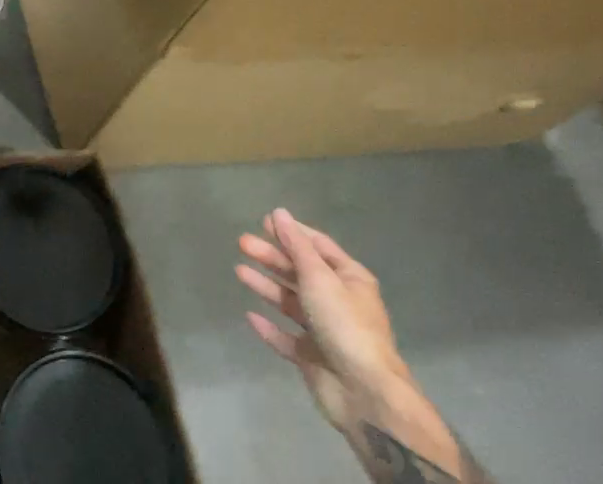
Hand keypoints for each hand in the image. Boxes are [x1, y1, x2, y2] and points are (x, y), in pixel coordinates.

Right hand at [236, 208, 408, 430]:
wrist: (363, 390)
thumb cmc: (344, 324)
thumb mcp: (319, 277)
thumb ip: (296, 246)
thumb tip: (279, 213)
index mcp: (349, 280)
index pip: (319, 247)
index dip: (293, 233)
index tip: (265, 221)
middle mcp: (338, 302)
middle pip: (300, 273)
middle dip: (272, 257)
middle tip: (243, 243)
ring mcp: (324, 331)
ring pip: (290, 303)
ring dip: (267, 286)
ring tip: (239, 271)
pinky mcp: (311, 356)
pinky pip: (285, 337)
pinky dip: (269, 327)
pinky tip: (250, 316)